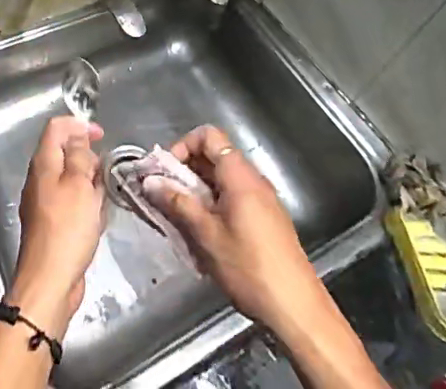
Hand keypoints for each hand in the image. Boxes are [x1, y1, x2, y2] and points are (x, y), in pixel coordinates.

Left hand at [10, 115, 104, 333]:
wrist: (49, 282)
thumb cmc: (67, 229)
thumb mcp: (79, 185)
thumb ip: (80, 156)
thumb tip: (79, 138)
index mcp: (43, 164)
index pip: (57, 127)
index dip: (79, 124)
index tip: (101, 136)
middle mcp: (40, 178)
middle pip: (65, 153)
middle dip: (88, 159)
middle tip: (102, 176)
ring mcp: (45, 202)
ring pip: (72, 179)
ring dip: (90, 186)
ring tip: (101, 203)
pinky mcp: (53, 223)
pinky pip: (73, 203)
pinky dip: (87, 206)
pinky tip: (96, 222)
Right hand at [143, 125, 329, 332]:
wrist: (296, 309)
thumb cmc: (249, 267)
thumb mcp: (206, 234)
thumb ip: (177, 202)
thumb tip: (150, 181)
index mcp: (239, 175)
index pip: (208, 136)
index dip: (183, 146)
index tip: (167, 172)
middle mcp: (253, 180)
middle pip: (214, 156)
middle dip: (186, 172)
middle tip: (166, 196)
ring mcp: (262, 200)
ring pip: (221, 180)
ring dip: (198, 193)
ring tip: (181, 219)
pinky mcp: (266, 220)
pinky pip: (233, 198)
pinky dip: (214, 207)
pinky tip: (204, 236)